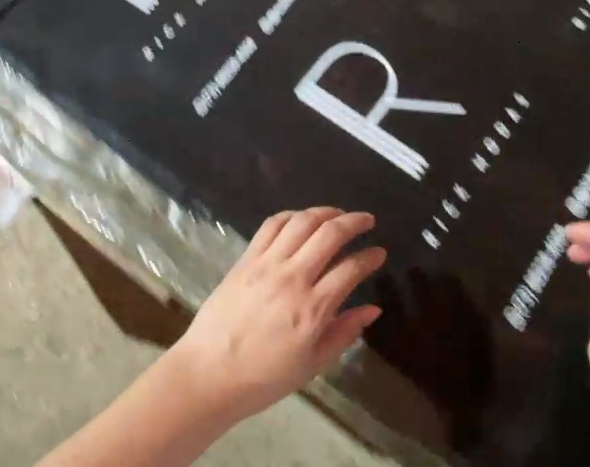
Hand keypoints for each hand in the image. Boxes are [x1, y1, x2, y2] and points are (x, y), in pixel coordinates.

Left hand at [165, 208, 386, 423]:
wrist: (209, 372)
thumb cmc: (264, 377)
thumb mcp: (312, 365)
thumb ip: (344, 333)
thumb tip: (372, 309)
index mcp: (313, 309)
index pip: (350, 269)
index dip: (370, 257)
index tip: (379, 253)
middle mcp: (293, 278)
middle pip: (330, 234)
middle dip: (354, 222)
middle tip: (367, 220)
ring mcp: (267, 264)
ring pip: (302, 222)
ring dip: (325, 211)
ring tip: (339, 213)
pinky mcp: (246, 258)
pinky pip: (272, 225)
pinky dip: (292, 215)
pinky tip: (303, 219)